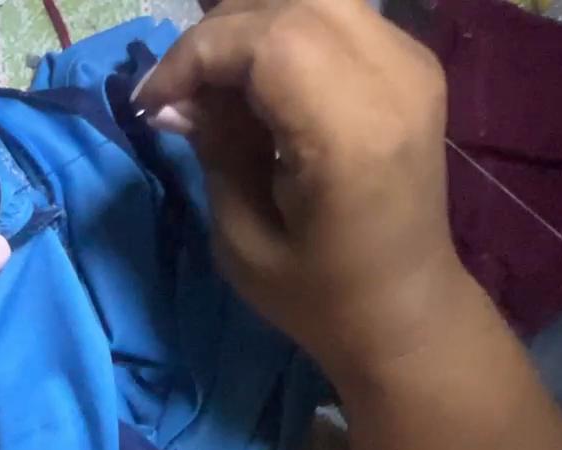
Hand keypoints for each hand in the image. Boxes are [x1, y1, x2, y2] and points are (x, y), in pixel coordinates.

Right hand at [133, 0, 476, 381]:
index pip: (268, 37)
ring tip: (208, 86)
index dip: (195, 55)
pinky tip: (251, 86)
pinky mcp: (409, 63)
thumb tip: (175, 98)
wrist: (399, 308)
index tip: (149, 103)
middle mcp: (394, 76)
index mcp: (350, 132)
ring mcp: (411, 61)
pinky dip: (279, 36)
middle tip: (175, 93)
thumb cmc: (314, 294)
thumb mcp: (241, 239)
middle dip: (216, 36)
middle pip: (292, 3)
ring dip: (247, 30)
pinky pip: (334, 18)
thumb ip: (217, 150)